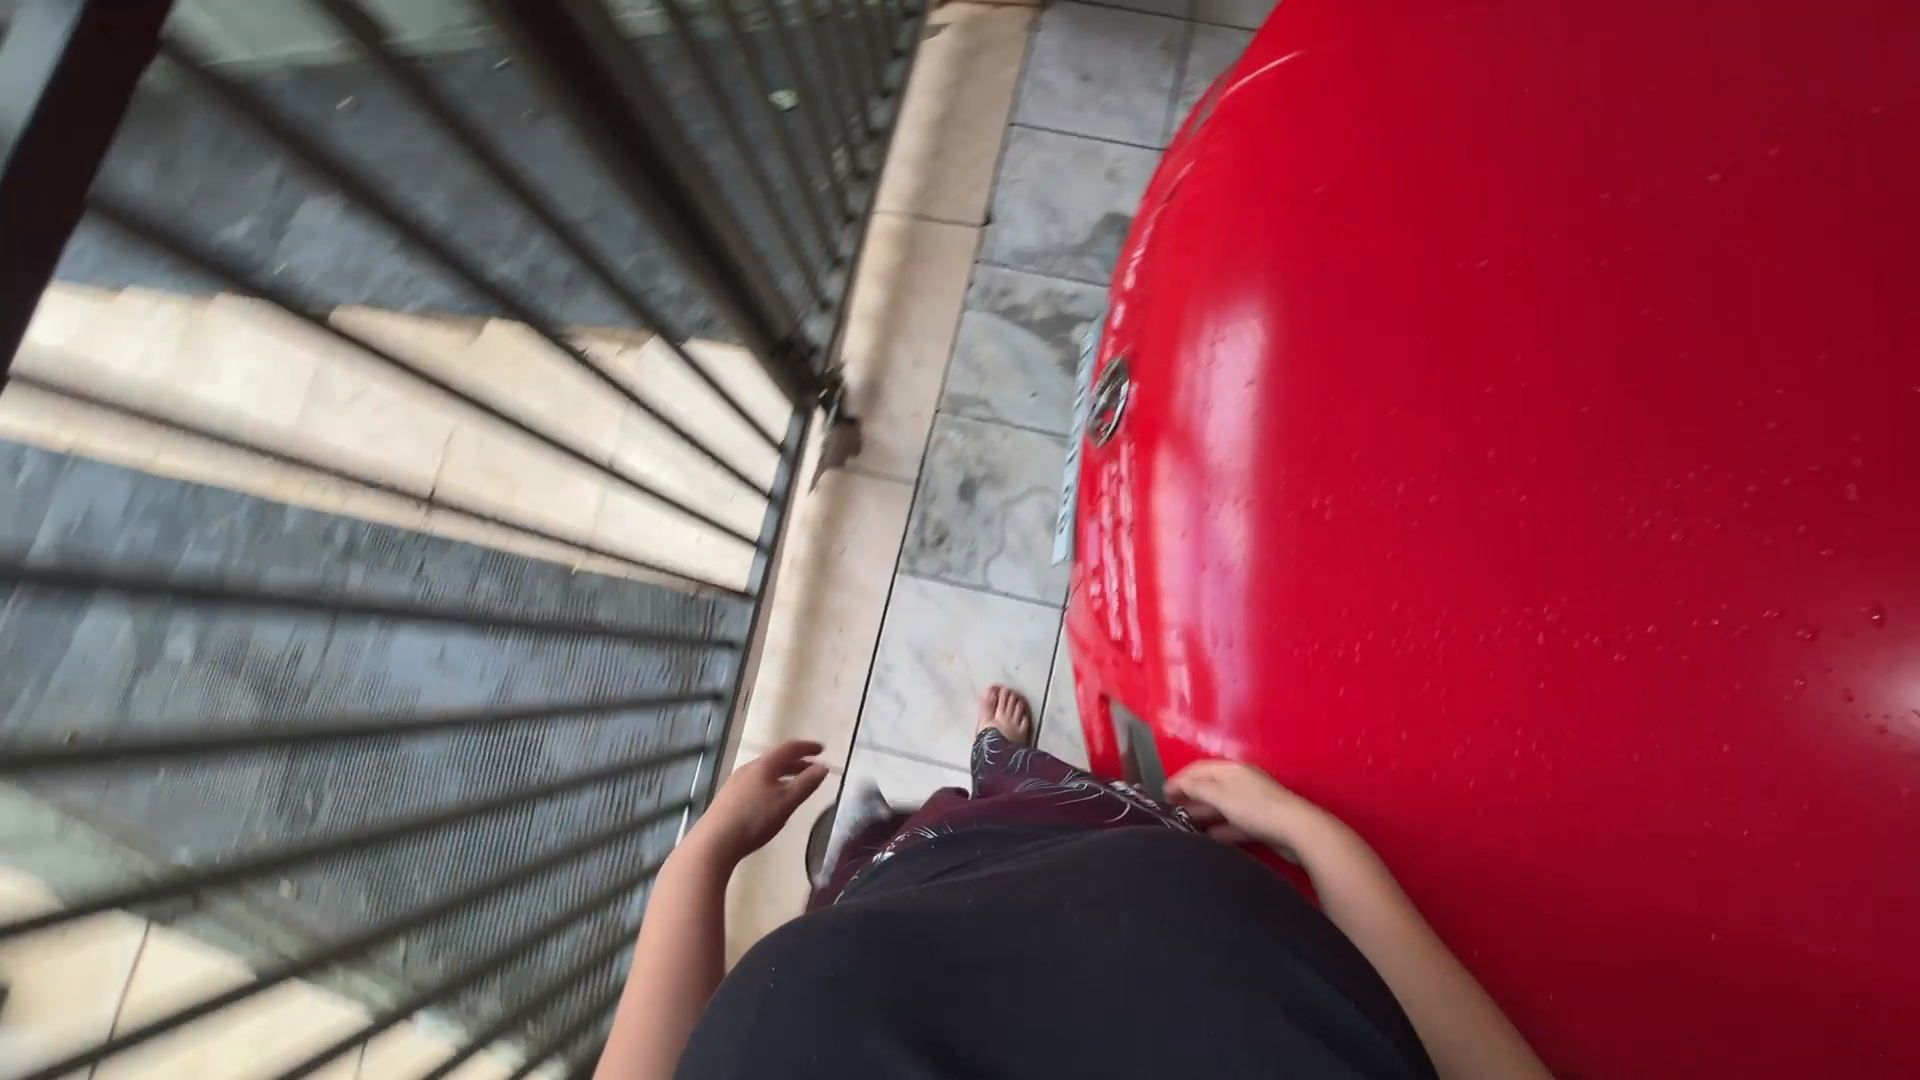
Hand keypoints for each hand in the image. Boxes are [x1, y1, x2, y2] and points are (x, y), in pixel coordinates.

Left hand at [685, 740, 828, 864]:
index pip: (789, 748)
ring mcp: (735, 783)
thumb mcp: (786, 802)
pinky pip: (756, 783)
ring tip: (795, 785)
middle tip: (812, 769)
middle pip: (776, 759)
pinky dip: (771, 784)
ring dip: (784, 775)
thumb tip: (824, 767)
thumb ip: (806, 784)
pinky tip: (771, 800)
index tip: (822, 749)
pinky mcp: (728, 798)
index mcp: (764, 765)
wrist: (713, 844)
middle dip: (797, 762)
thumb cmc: (754, 820)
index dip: (807, 747)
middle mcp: (748, 769)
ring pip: (765, 772)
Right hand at [1166, 759, 1343, 861]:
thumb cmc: (1255, 808)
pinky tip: (1209, 839)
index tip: (1162, 793)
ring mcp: (1252, 803)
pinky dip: (1220, 828)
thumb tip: (1178, 783)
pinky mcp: (1261, 823)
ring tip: (1185, 826)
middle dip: (1190, 796)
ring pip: (1221, 806)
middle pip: (1210, 787)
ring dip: (1204, 814)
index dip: (1179, 779)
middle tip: (1170, 810)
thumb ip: (1197, 788)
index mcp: (1231, 770)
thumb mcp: (1221, 795)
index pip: (1198, 769)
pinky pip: (1234, 823)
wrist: (1299, 831)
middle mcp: (1241, 782)